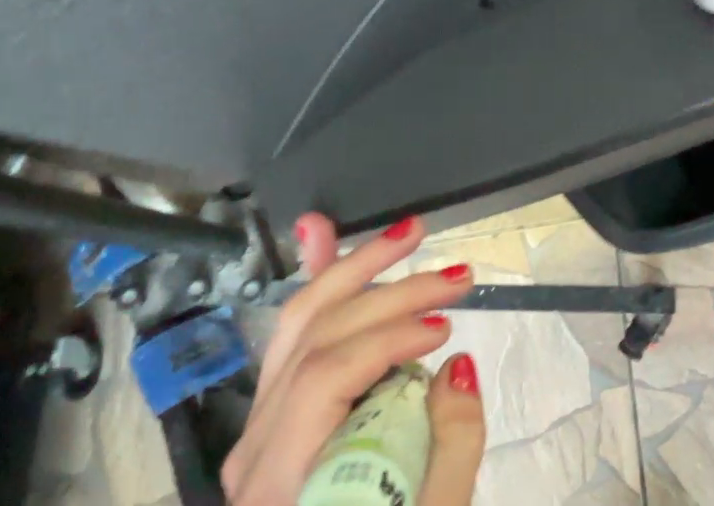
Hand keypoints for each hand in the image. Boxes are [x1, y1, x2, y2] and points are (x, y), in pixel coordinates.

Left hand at [221, 213, 485, 505]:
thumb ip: (451, 452)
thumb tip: (457, 368)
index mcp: (281, 482)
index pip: (327, 377)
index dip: (390, 337)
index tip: (449, 330)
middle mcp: (255, 449)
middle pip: (314, 337)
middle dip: (389, 291)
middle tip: (458, 273)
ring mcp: (258, 434)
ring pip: (297, 327)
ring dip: (357, 271)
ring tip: (410, 233)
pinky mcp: (275, 425)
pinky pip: (293, 344)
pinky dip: (320, 288)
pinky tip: (323, 237)